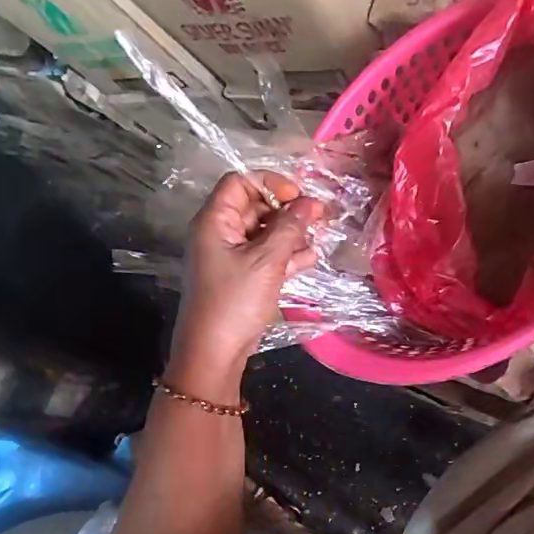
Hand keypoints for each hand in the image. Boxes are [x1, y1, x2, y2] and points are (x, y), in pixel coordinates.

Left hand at [168, 172, 322, 393]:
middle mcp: (220, 233)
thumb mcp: (267, 261)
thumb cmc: (235, 301)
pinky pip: (266, 255)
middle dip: (287, 210)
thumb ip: (290, 228)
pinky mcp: (243, 277)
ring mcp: (231, 256)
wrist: (214, 352)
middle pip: (256, 206)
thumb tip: (311, 203)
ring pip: (265, 232)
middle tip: (318, 218)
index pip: (239, 182)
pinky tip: (309, 259)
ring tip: (318, 239)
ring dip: (291, 233)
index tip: (297, 197)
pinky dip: (287, 255)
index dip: (270, 183)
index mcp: (215, 221)